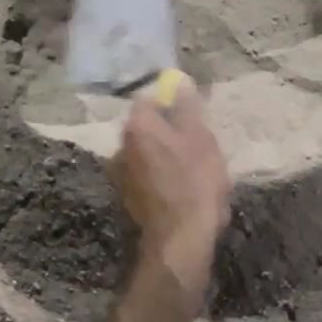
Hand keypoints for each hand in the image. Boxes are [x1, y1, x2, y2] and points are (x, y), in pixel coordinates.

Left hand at [109, 73, 230, 268]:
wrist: (180, 240)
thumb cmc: (195, 181)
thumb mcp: (200, 138)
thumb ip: (188, 107)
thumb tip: (179, 81)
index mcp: (137, 127)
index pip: (150, 100)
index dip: (172, 103)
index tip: (194, 115)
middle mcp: (120, 147)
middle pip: (147, 127)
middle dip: (170, 131)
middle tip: (199, 143)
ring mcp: (120, 175)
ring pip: (146, 152)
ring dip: (165, 155)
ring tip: (194, 169)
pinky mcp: (127, 198)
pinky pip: (146, 175)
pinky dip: (161, 176)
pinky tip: (182, 189)